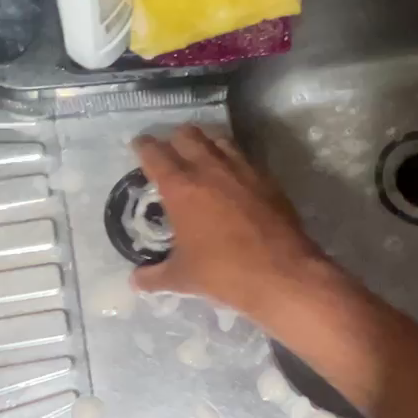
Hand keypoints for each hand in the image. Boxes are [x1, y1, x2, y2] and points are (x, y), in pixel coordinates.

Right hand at [130, 126, 333, 318]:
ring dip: (205, 142)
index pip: (155, 154)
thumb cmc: (223, 272)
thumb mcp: (182, 277)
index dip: (143, 147)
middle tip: (170, 151)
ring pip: (218, 139)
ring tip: (201, 153)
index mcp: (181, 187)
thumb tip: (136, 281)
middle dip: (174, 139)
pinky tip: (233, 174)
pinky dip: (233, 158)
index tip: (139, 145)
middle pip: (187, 135)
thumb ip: (155, 276)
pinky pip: (244, 156)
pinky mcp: (267, 178)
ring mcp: (242, 170)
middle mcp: (209, 168)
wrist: (280, 272)